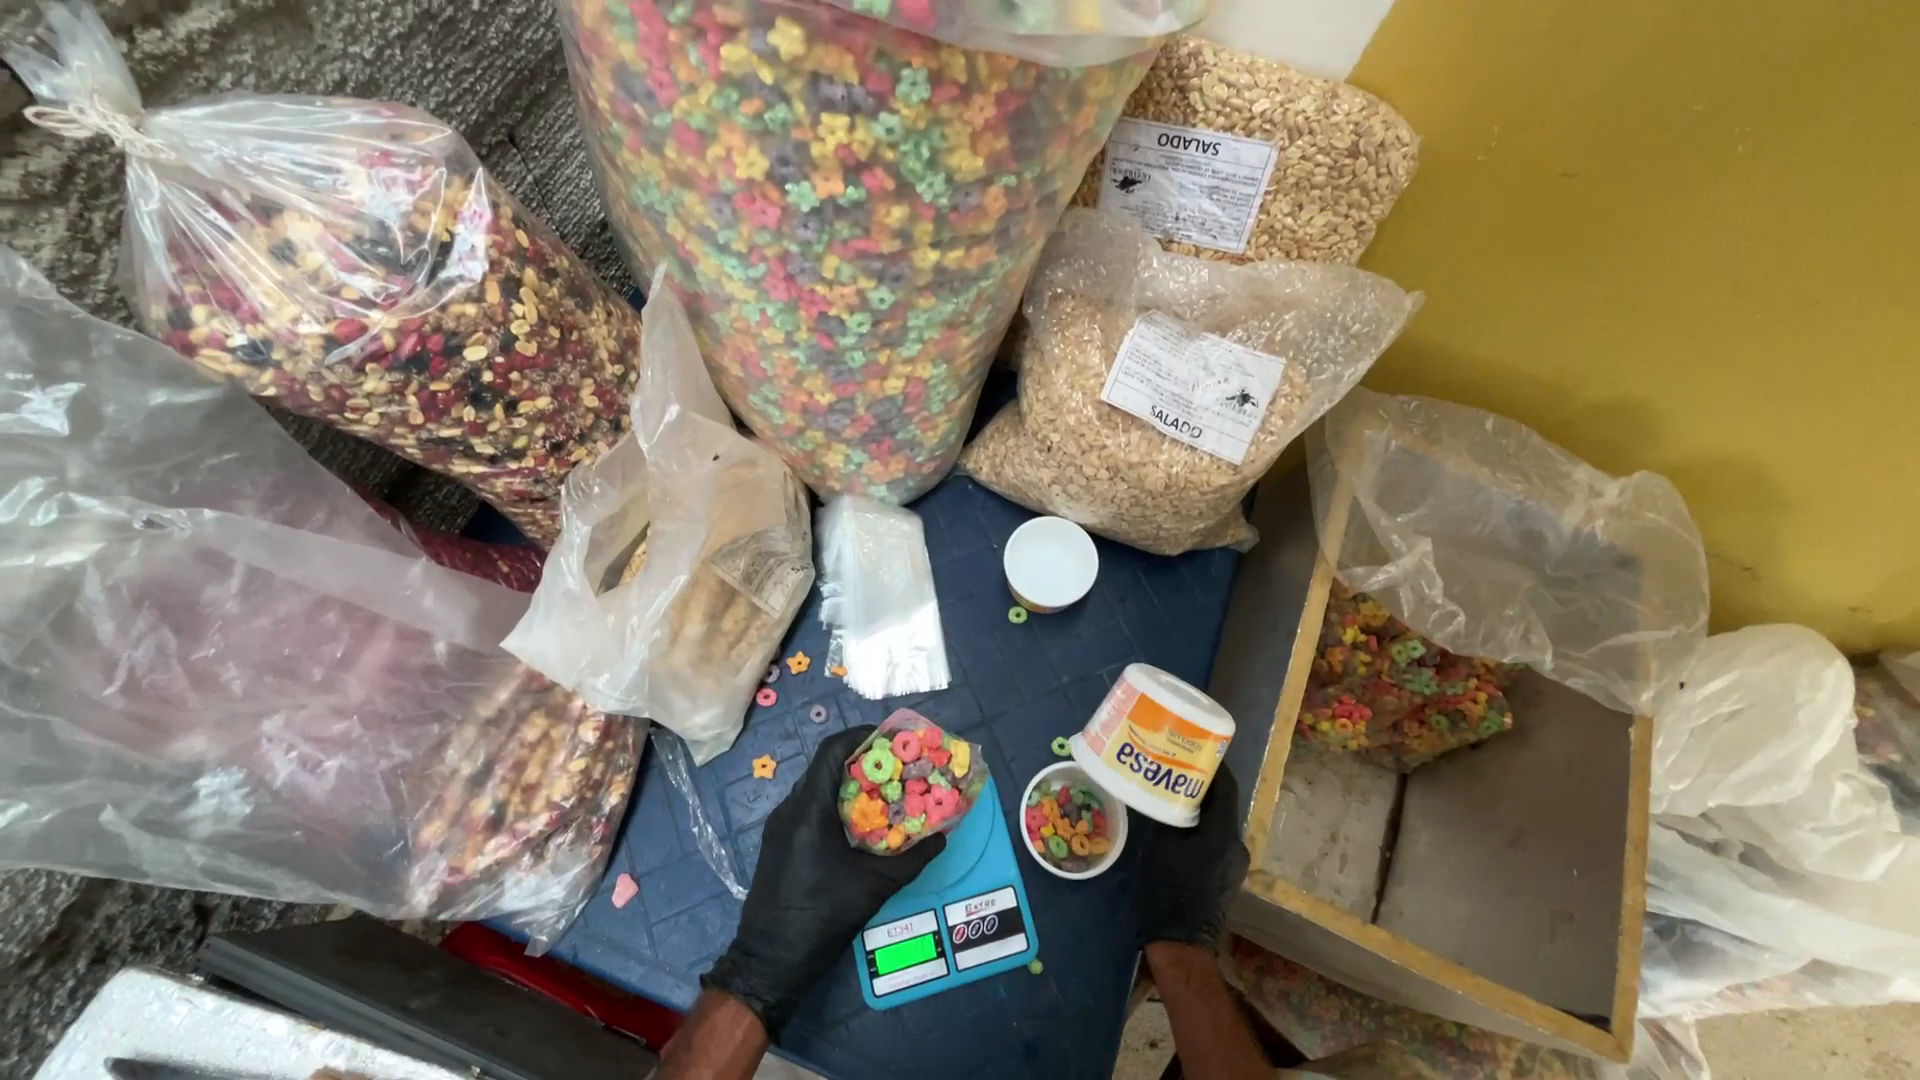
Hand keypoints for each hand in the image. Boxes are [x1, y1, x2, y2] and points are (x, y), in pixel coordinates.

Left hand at [702, 726, 946, 1033]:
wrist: (771, 961)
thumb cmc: (823, 918)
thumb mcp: (876, 887)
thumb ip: (912, 858)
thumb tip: (943, 836)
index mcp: (810, 810)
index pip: (832, 751)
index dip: (861, 736)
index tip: (891, 736)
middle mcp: (790, 809)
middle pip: (826, 766)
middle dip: (862, 760)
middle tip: (896, 765)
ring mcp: (780, 825)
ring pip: (817, 786)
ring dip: (848, 782)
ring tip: (884, 790)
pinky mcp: (779, 841)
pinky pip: (809, 807)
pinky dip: (835, 802)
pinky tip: (860, 821)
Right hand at [1136, 764, 1248, 949]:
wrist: (1180, 944)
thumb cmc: (1167, 890)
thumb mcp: (1158, 845)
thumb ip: (1164, 815)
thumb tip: (1158, 791)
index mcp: (1224, 833)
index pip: (1227, 787)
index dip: (1214, 765)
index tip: (1196, 746)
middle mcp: (1237, 845)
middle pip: (1223, 804)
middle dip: (1202, 784)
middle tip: (1176, 767)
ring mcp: (1234, 864)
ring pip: (1218, 824)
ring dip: (1200, 808)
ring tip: (1172, 793)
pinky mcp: (1225, 877)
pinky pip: (1216, 841)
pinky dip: (1201, 828)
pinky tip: (1178, 826)